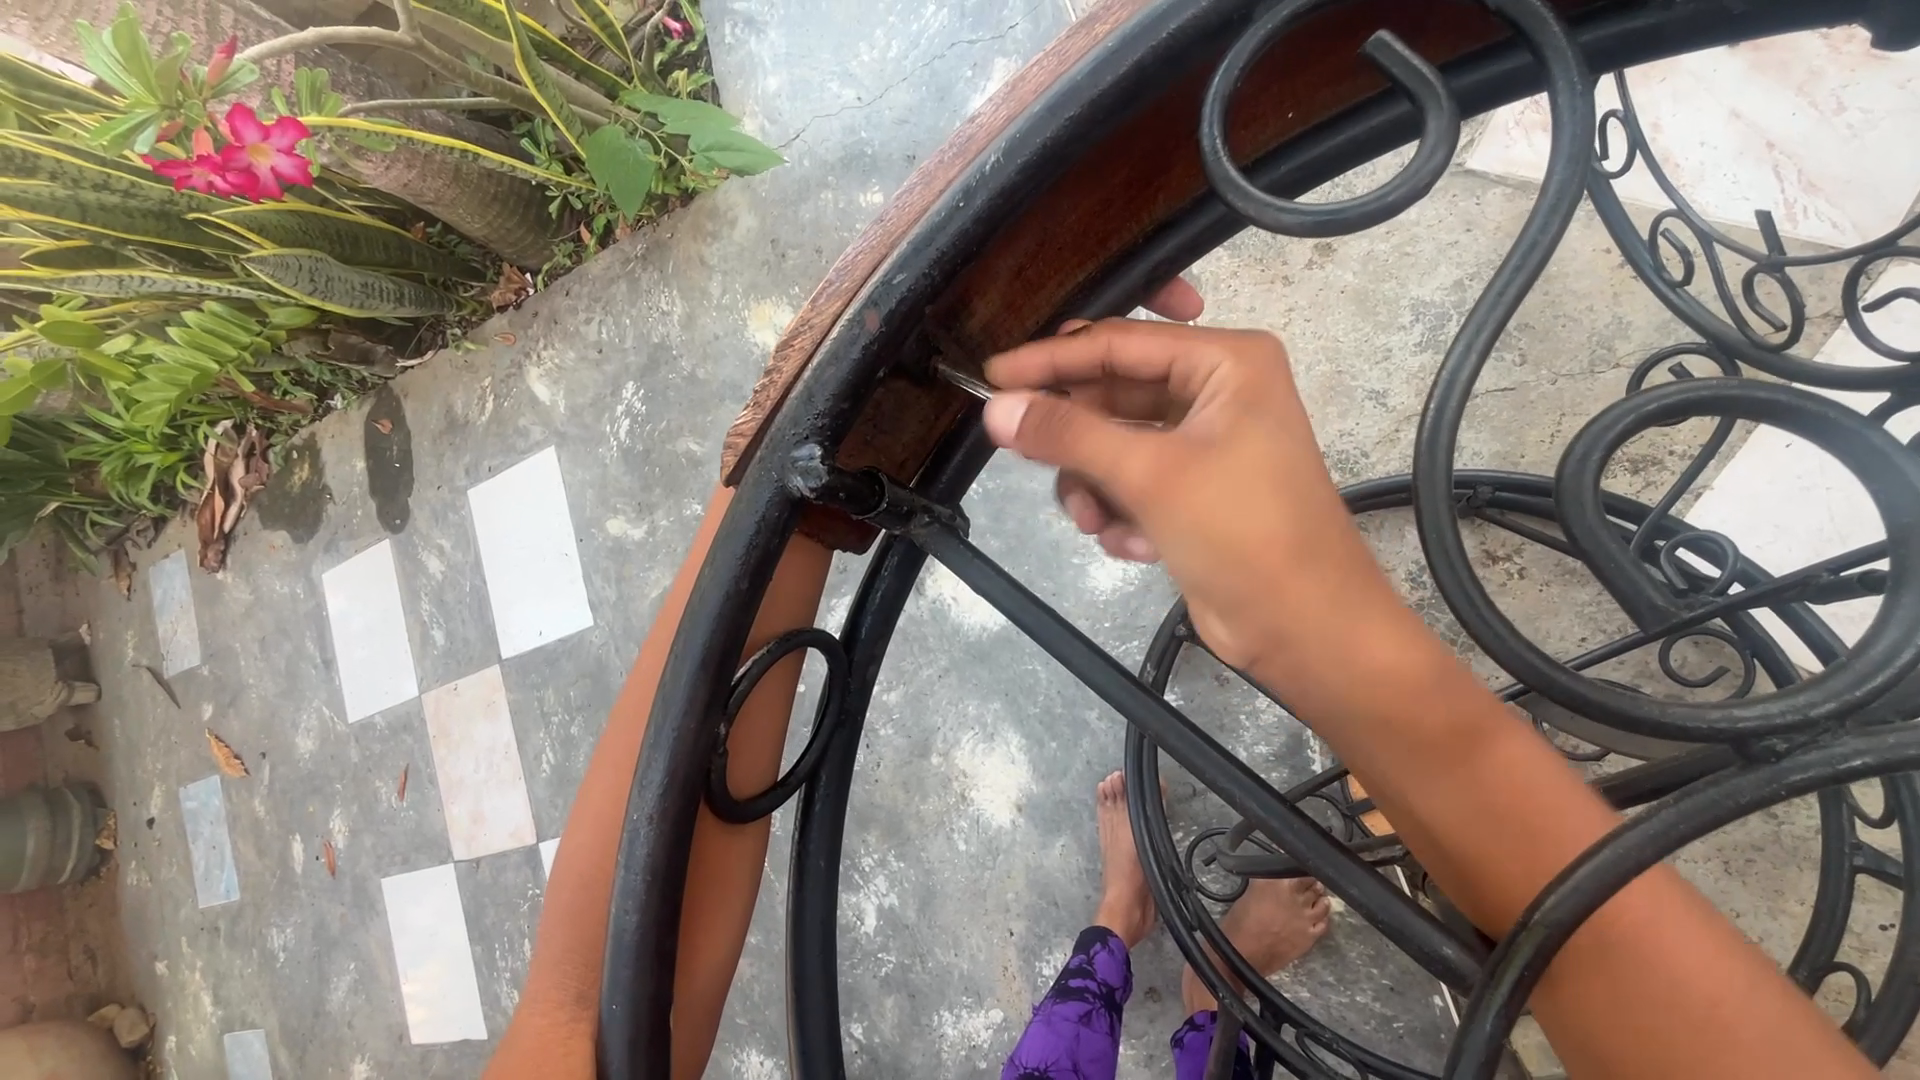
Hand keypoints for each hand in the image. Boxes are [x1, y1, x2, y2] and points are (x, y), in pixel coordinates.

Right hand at [981, 318, 1406, 682]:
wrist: (1303, 628)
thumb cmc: (1241, 533)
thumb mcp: (1149, 475)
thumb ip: (1068, 435)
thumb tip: (995, 408)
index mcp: (1225, 363)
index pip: (1118, 345)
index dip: (1050, 361)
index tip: (991, 376)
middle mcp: (1215, 393)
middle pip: (1112, 397)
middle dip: (1078, 443)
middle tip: (1027, 458)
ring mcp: (1203, 444)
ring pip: (1113, 446)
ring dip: (1095, 486)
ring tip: (1095, 522)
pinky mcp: (1191, 491)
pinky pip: (1130, 482)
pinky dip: (1120, 512)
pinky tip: (1133, 544)